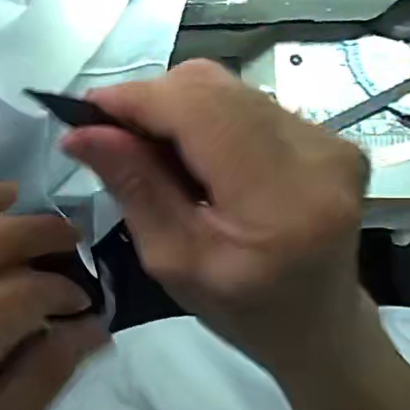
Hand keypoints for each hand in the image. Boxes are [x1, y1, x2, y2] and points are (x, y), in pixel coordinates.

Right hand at [59, 60, 372, 375]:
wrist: (318, 324)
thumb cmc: (240, 309)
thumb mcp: (171, 260)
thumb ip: (133, 188)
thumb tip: (82, 131)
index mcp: (279, 199)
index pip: (198, 111)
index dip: (136, 99)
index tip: (85, 112)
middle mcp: (314, 153)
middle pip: (210, 86)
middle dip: (149, 101)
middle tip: (112, 136)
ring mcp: (327, 137)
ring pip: (224, 86)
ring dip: (174, 107)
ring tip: (153, 150)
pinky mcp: (325, 132)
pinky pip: (243, 99)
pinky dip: (203, 116)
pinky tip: (194, 154)